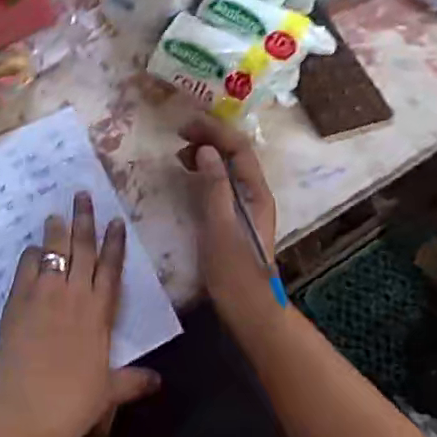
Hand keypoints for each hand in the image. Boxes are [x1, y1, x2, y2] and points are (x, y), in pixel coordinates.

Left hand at [0, 194, 160, 436]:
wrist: (26, 408)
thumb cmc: (73, 403)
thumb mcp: (108, 392)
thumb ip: (132, 381)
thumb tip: (158, 381)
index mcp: (100, 313)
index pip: (111, 268)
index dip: (115, 243)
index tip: (116, 220)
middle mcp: (75, 294)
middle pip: (83, 248)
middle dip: (84, 219)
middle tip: (82, 194)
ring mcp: (45, 292)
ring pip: (54, 250)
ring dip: (56, 229)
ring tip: (56, 213)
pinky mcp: (18, 298)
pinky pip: (27, 265)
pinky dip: (31, 254)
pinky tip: (33, 249)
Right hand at [179, 119, 279, 317]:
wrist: (249, 310)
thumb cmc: (234, 271)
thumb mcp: (219, 226)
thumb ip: (215, 186)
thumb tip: (207, 149)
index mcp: (255, 191)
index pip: (238, 147)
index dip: (214, 130)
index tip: (186, 125)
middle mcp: (254, 192)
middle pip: (235, 152)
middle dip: (210, 136)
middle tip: (180, 133)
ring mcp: (246, 204)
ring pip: (227, 165)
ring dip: (206, 152)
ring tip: (181, 151)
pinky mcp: (235, 216)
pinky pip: (221, 181)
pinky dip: (205, 170)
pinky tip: (189, 173)